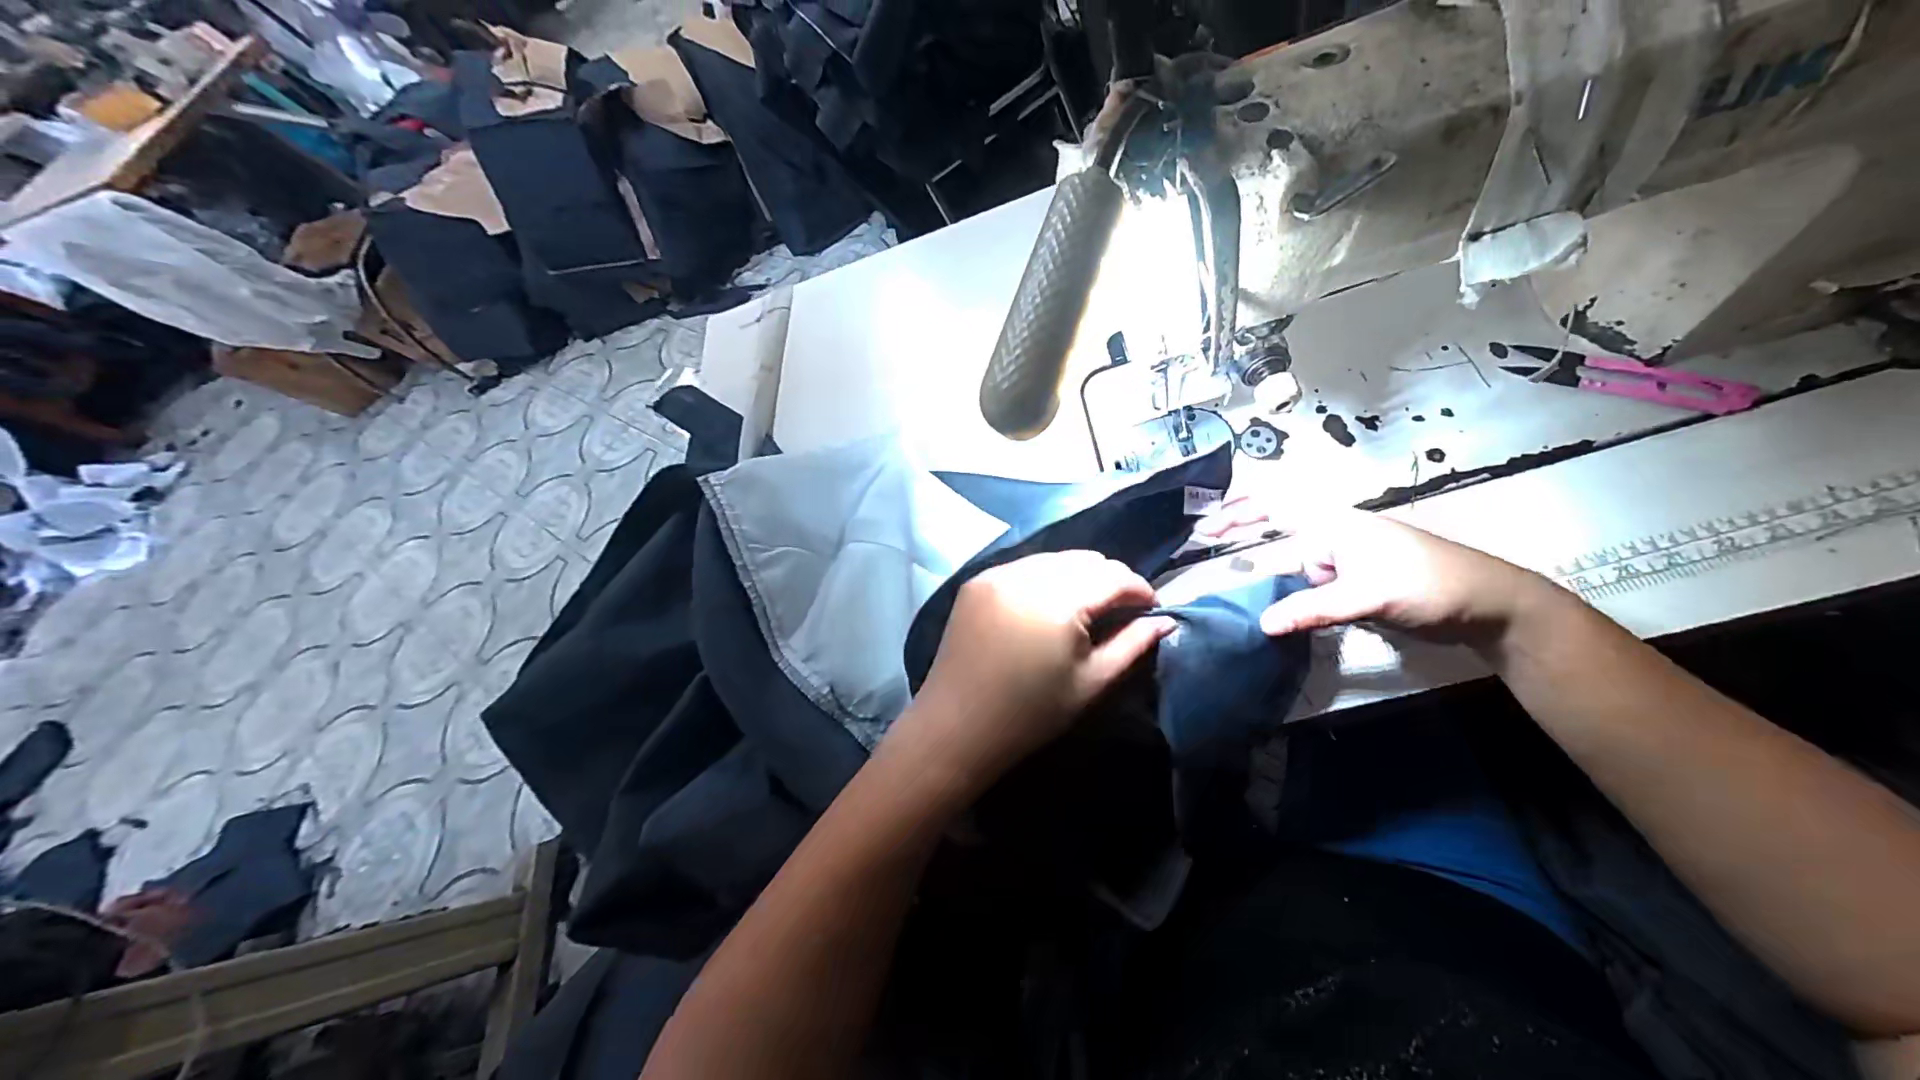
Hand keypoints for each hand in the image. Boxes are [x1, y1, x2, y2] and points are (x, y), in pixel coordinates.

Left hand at [896, 551, 1173, 791]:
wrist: (956, 727)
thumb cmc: (1031, 715)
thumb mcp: (1091, 682)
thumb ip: (1133, 645)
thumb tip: (1165, 620)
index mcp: (1058, 600)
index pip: (1114, 575)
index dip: (1140, 590)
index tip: (1151, 610)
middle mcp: (1027, 575)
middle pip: (1086, 559)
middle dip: (1110, 580)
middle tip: (1119, 611)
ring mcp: (997, 574)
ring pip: (1055, 559)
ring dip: (1078, 576)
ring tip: (1085, 608)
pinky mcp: (977, 581)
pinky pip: (1025, 566)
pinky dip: (1045, 578)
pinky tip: (1048, 606)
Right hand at [1195, 501, 1564, 647]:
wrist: (1486, 605)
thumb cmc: (1429, 584)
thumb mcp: (1368, 595)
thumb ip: (1313, 608)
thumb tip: (1262, 625)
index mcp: (1333, 526)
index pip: (1275, 508)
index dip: (1238, 513)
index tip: (1205, 527)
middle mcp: (1332, 540)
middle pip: (1277, 541)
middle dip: (1243, 546)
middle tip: (1207, 555)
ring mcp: (1342, 566)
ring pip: (1291, 571)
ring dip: (1265, 584)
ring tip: (1233, 601)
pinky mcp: (1351, 588)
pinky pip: (1308, 591)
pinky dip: (1288, 601)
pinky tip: (1274, 616)